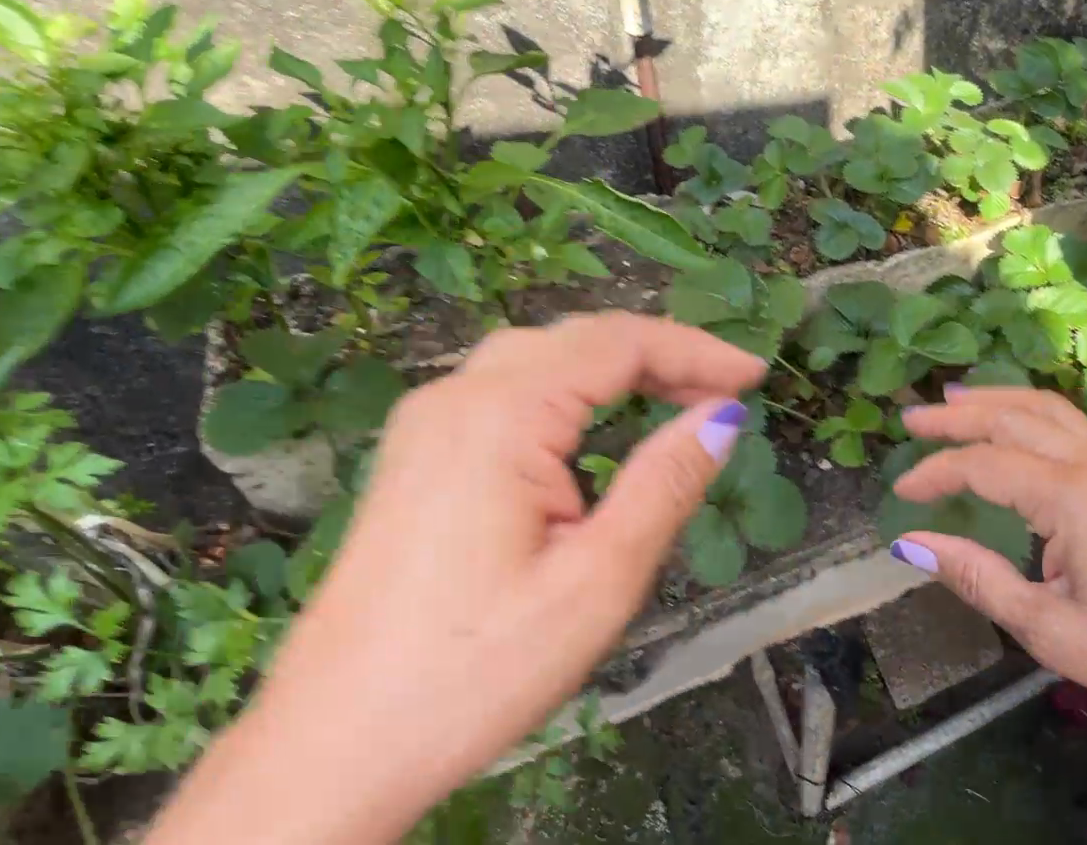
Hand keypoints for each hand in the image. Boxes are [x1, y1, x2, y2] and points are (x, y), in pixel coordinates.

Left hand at [147, 313, 763, 844]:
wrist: (330, 746)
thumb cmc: (474, 671)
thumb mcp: (597, 581)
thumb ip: (666, 484)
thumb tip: (722, 415)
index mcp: (500, 414)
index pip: (617, 343)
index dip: (695, 350)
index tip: (756, 374)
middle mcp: (455, 397)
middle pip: (577, 339)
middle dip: (660, 353)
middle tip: (727, 389)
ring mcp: (425, 423)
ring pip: (539, 358)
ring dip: (614, 367)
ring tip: (678, 396)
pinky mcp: (415, 454)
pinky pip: (506, 389)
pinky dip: (570, 389)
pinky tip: (596, 422)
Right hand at [889, 385, 1086, 743]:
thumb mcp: (1048, 628)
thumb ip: (977, 578)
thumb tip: (913, 543)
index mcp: (1070, 497)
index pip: (983, 466)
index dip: (935, 473)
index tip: (900, 492)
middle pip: (1013, 418)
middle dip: (957, 414)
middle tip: (912, 416)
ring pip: (1048, 409)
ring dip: (997, 400)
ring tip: (956, 398)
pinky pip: (1073, 424)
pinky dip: (1033, 412)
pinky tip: (1019, 426)